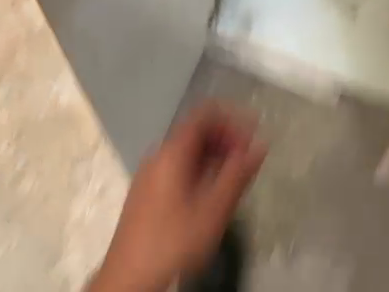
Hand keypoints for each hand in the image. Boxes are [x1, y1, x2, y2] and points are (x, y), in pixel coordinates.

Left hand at [89, 103, 266, 291]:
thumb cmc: (174, 241)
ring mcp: (149, 174)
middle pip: (195, 132)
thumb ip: (237, 175)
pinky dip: (199, 172)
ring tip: (235, 180)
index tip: (253, 133)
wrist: (129, 279)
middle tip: (249, 160)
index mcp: (172, 151)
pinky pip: (177, 168)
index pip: (204, 114)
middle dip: (225, 140)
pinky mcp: (145, 194)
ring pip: (187, 153)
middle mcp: (158, 155)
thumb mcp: (213, 210)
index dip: (231, 118)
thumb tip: (259, 145)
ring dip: (214, 158)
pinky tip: (210, 197)